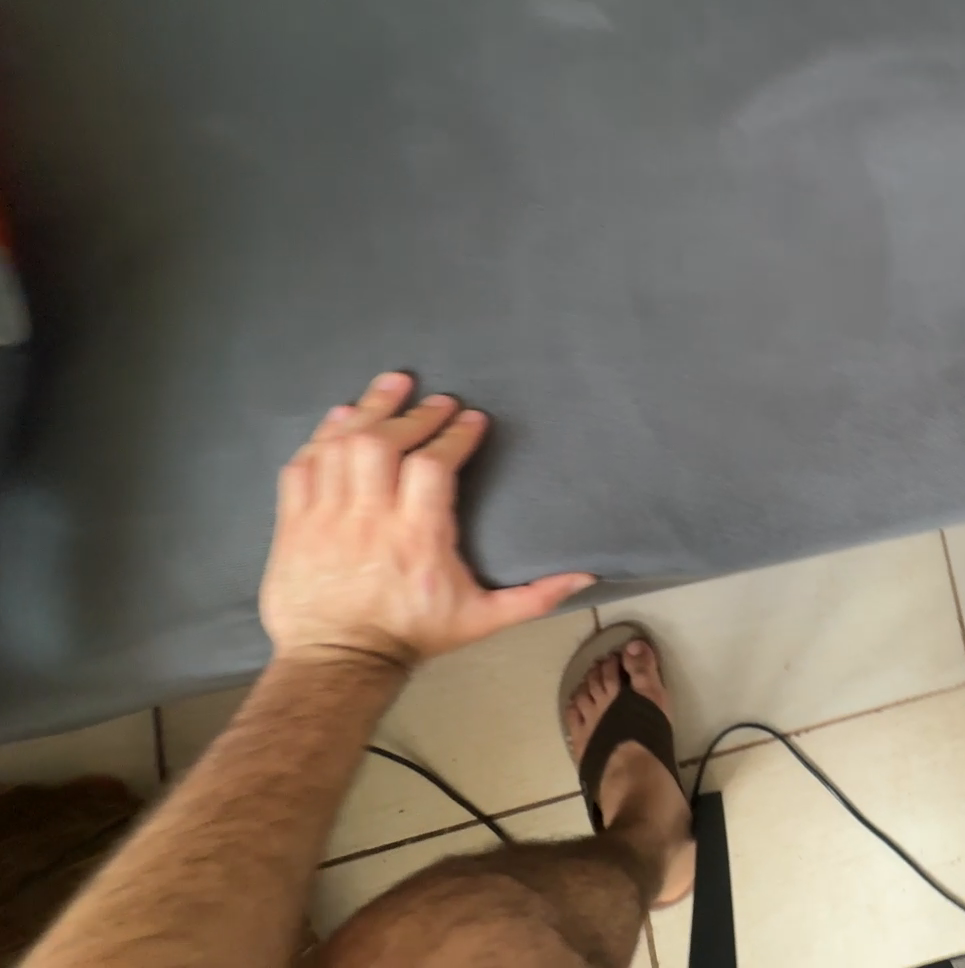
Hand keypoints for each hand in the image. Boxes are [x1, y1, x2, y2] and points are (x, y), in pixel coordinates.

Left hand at [260, 372, 595, 668]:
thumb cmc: (417, 634)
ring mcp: (325, 519)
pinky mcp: (293, 524)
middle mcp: (370, 518)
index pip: (432, 466)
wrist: (337, 662)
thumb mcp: (485, 619)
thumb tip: (587, 576)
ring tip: (392, 385)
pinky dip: (322, 436)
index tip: (473, 418)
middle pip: (384, 445)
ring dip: (368, 410)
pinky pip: (302, 467)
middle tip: (440, 399)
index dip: (454, 436)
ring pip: (340, 447)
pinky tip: (342, 417)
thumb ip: (536, 596)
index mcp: (419, 536)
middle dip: (415, 415)